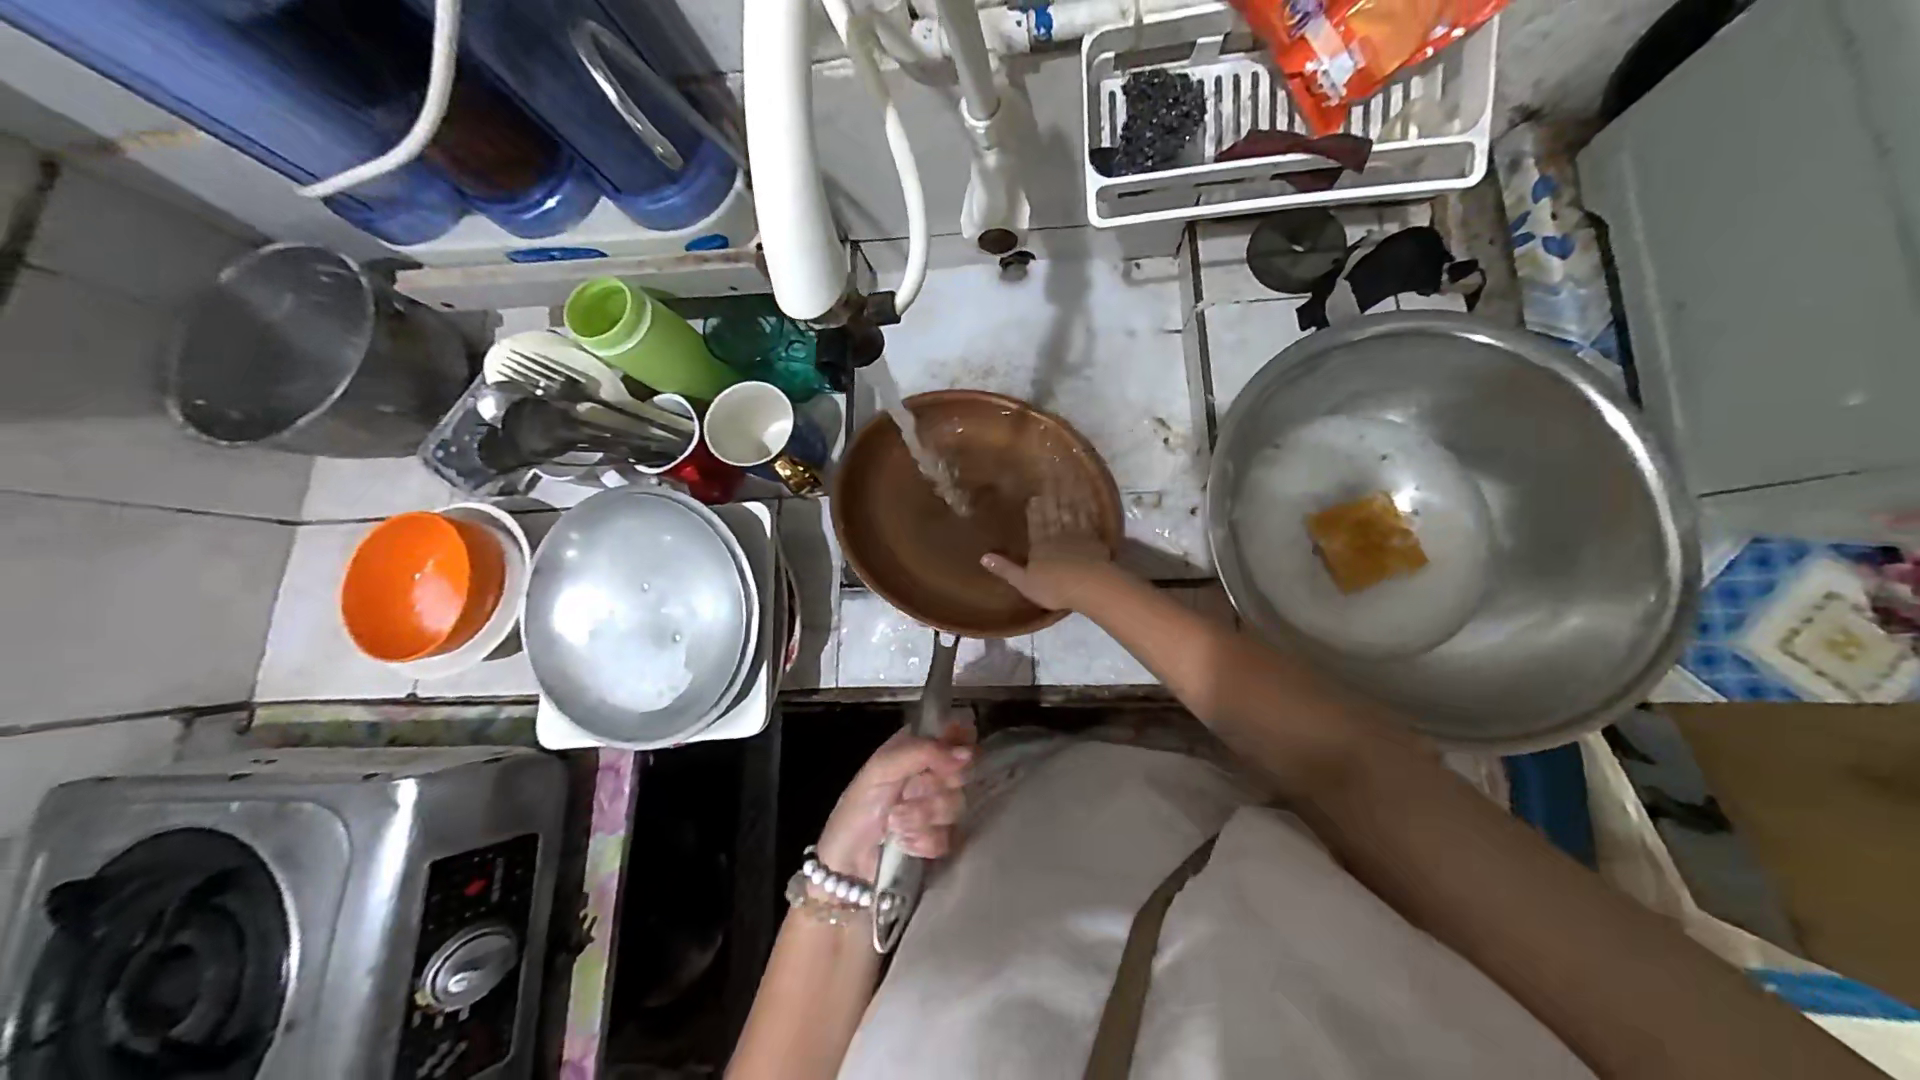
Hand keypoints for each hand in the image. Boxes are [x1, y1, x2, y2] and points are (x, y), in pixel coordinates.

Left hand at [815, 723, 974, 881]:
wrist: (847, 864)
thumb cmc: (858, 808)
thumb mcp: (882, 769)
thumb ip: (924, 753)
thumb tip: (967, 752)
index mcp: (916, 750)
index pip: (956, 735)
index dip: (958, 746)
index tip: (950, 760)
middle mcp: (931, 774)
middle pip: (962, 771)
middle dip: (933, 787)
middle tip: (908, 793)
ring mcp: (937, 807)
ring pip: (956, 805)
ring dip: (921, 816)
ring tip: (894, 822)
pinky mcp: (940, 839)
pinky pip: (950, 836)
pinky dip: (923, 840)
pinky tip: (903, 842)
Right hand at [980, 486, 1115, 610]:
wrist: (1089, 585)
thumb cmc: (1054, 587)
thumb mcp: (1024, 582)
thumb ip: (1005, 568)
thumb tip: (983, 557)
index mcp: (1039, 544)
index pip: (1035, 523)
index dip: (1033, 510)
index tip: (1033, 497)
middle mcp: (1057, 535)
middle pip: (1053, 514)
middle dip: (1050, 498)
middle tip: (1050, 481)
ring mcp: (1078, 536)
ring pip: (1071, 513)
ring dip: (1068, 498)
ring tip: (1067, 485)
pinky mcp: (1095, 540)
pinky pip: (1089, 521)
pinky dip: (1087, 510)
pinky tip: (1088, 503)